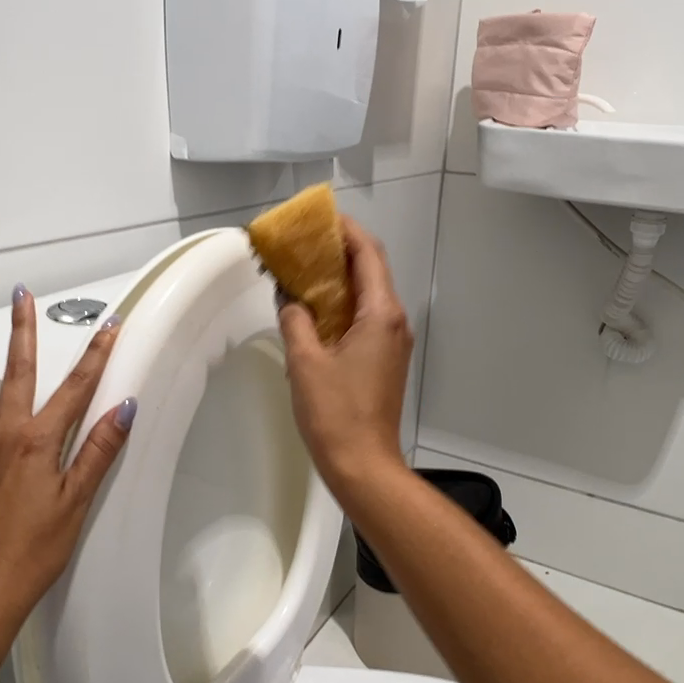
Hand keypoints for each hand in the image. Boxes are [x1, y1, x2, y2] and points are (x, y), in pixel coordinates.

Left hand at [0, 285, 136, 660]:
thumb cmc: (35, 552)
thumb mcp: (78, 501)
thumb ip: (98, 451)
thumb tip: (124, 407)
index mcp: (39, 442)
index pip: (76, 388)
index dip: (96, 355)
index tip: (110, 326)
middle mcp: (5, 438)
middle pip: (19, 374)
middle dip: (23, 332)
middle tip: (22, 297)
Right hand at [278, 216, 413, 498]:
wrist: (364, 465)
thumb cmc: (335, 413)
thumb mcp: (305, 362)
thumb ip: (295, 319)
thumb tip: (290, 298)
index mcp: (381, 314)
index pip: (367, 254)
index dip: (344, 229)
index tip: (317, 218)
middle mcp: (394, 321)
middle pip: (370, 270)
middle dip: (338, 250)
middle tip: (302, 242)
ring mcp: (392, 341)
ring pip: (367, 294)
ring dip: (338, 278)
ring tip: (301, 269)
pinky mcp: (384, 359)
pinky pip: (364, 317)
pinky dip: (340, 305)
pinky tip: (312, 309)